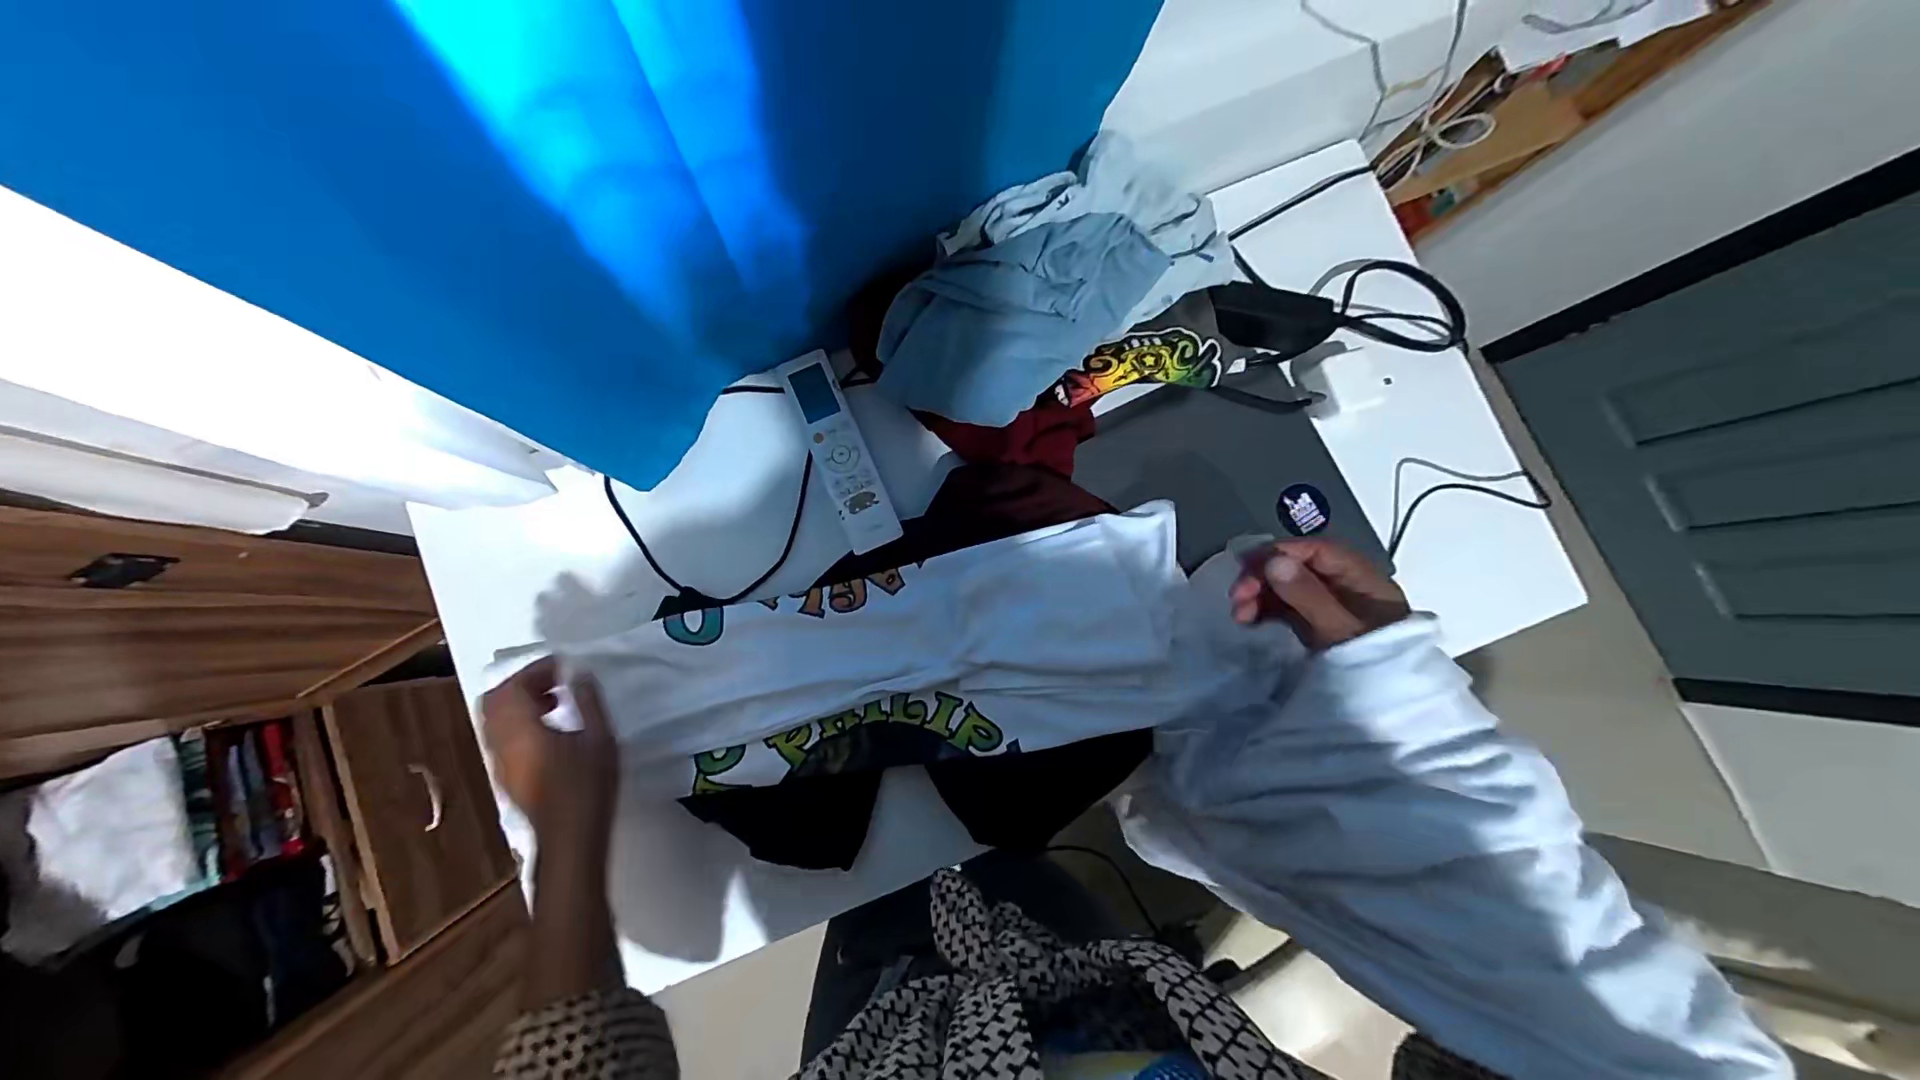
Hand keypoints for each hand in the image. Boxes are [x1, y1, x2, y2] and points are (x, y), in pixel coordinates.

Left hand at [480, 657, 617, 835]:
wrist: (570, 837)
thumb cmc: (588, 785)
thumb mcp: (600, 737)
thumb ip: (588, 701)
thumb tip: (579, 674)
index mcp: (521, 731)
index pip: (513, 687)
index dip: (536, 670)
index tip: (564, 665)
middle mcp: (501, 743)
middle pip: (495, 700)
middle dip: (523, 683)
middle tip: (556, 679)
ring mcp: (500, 761)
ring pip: (495, 719)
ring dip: (520, 701)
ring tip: (556, 699)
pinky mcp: (507, 775)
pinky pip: (502, 735)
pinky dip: (520, 720)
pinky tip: (552, 726)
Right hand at [1229, 538, 1409, 649]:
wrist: (1388, 711)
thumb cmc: (1373, 665)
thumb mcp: (1341, 630)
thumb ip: (1308, 595)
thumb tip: (1274, 561)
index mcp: (1363, 580)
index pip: (1318, 550)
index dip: (1281, 553)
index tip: (1248, 567)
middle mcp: (1345, 587)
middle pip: (1298, 566)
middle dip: (1263, 576)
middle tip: (1237, 596)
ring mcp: (1329, 606)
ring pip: (1286, 586)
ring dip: (1258, 594)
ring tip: (1239, 614)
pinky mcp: (1316, 624)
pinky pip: (1285, 607)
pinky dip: (1264, 609)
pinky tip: (1248, 620)